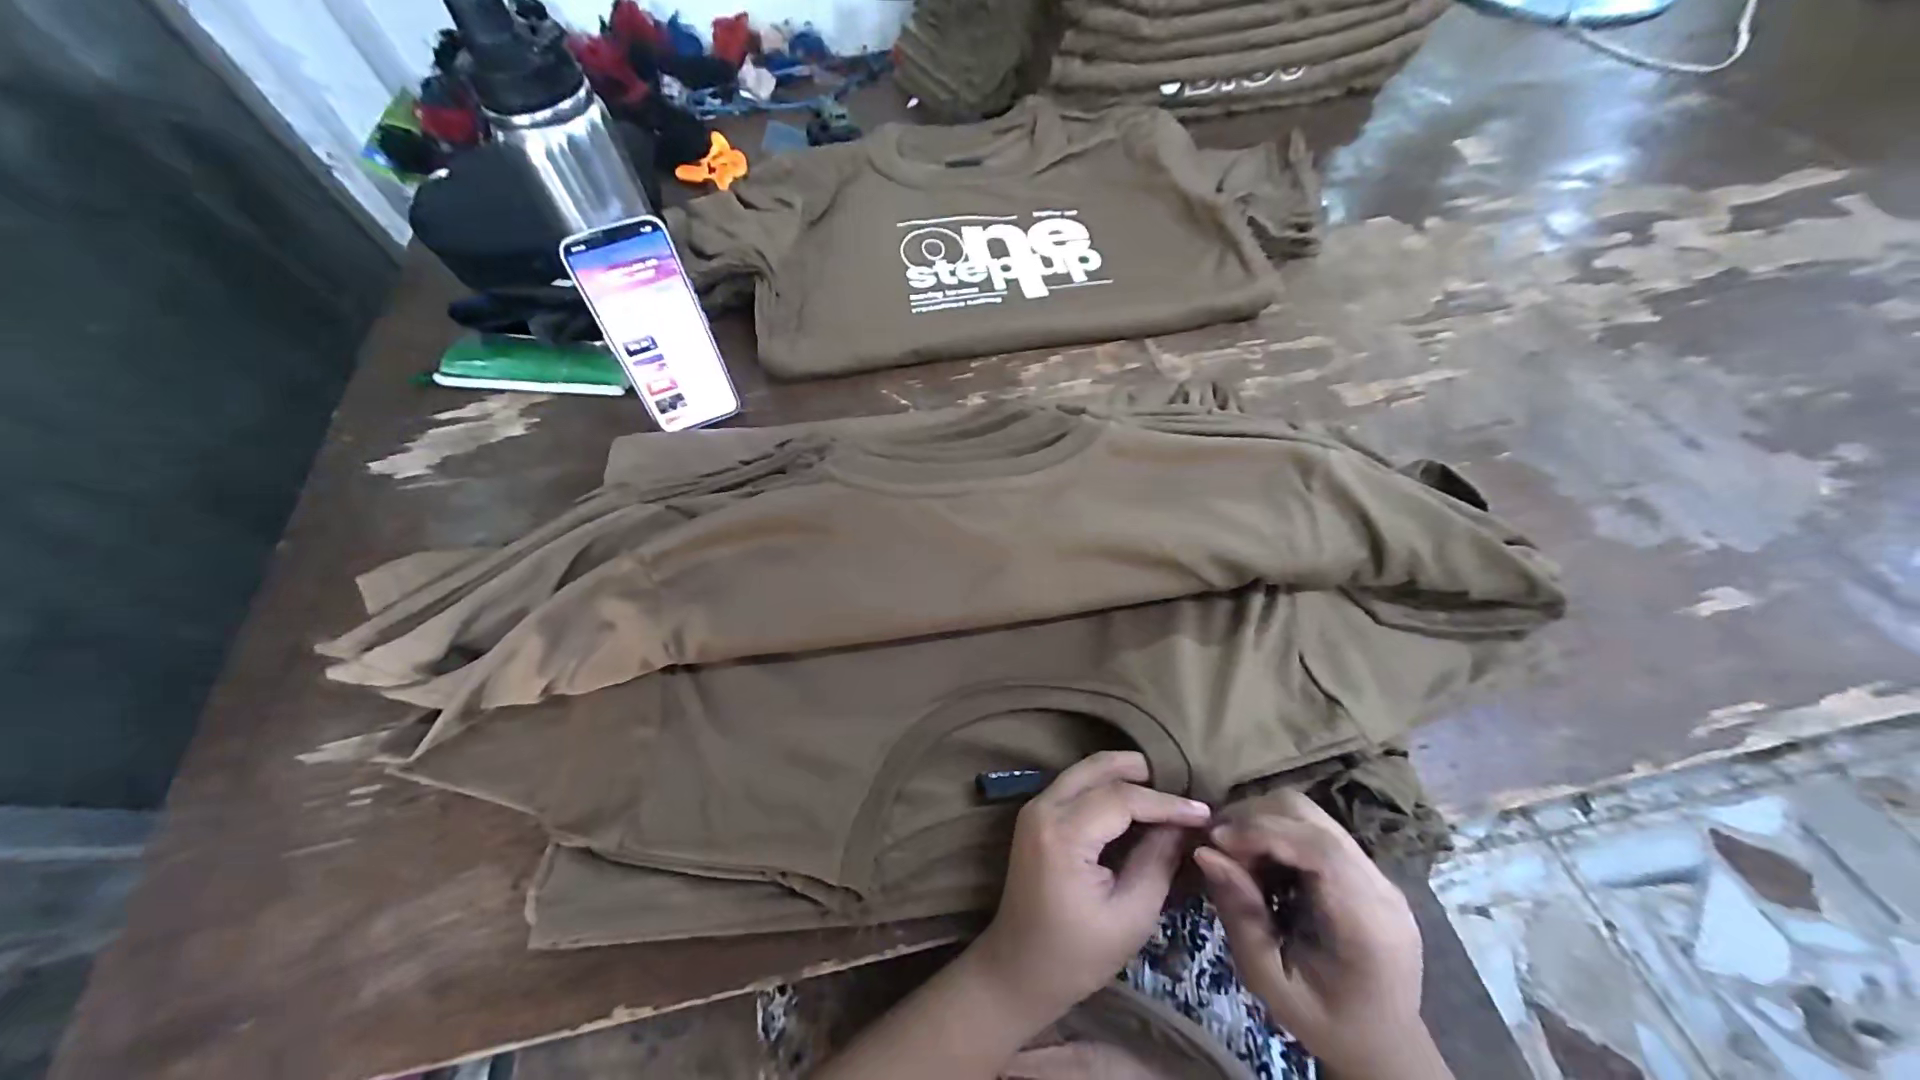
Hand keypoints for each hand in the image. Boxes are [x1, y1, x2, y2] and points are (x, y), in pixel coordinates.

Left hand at [968, 750, 1212, 1020]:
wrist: (1018, 968)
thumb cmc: (1076, 954)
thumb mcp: (1131, 915)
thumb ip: (1157, 861)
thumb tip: (1183, 825)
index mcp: (1063, 834)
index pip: (1121, 798)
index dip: (1166, 802)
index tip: (1204, 812)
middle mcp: (1043, 808)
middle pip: (1098, 767)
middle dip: (1143, 771)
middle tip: (1184, 786)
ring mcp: (1034, 808)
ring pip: (1085, 770)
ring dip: (1124, 773)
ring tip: (1166, 790)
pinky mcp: (1035, 815)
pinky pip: (1075, 784)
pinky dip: (1106, 784)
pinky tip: (1135, 800)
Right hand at [1195, 790, 1442, 1077]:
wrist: (1383, 1043)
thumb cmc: (1324, 1021)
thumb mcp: (1269, 981)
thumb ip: (1240, 915)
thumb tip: (1204, 852)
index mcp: (1366, 923)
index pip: (1319, 848)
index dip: (1261, 831)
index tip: (1216, 840)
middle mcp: (1380, 886)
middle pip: (1311, 817)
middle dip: (1254, 818)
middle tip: (1219, 845)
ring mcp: (1377, 873)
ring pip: (1310, 813)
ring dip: (1262, 820)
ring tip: (1236, 852)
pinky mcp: (1364, 867)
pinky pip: (1313, 828)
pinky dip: (1276, 831)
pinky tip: (1260, 861)